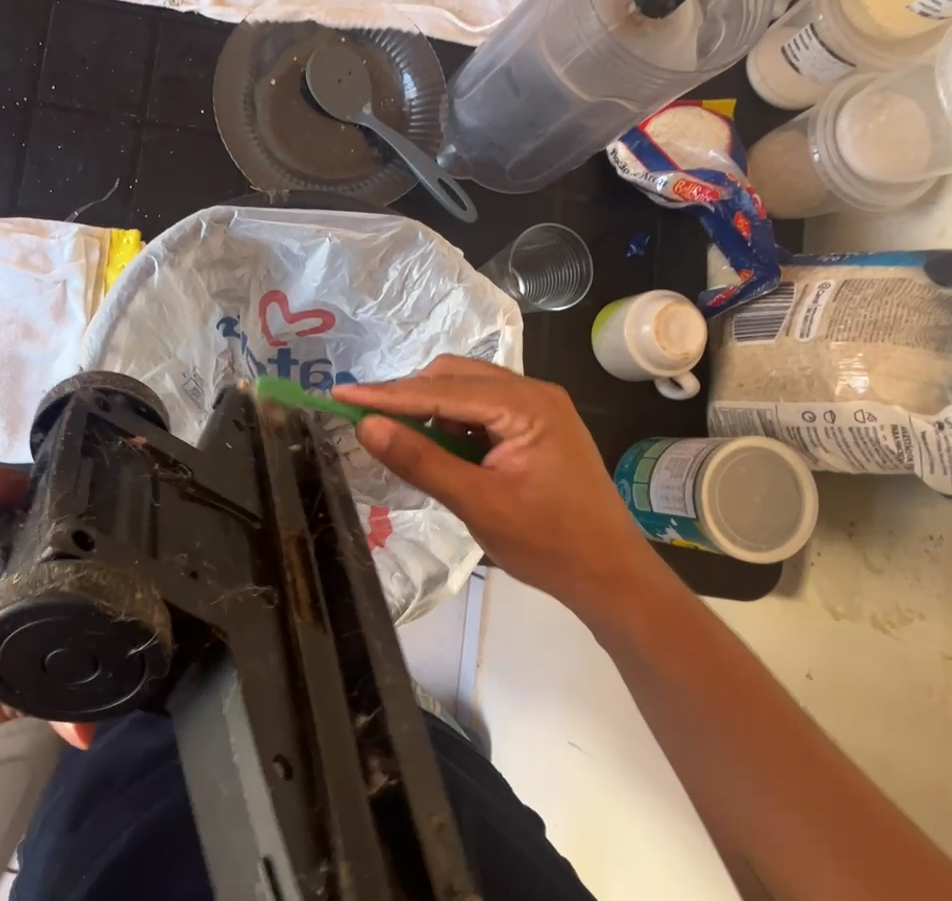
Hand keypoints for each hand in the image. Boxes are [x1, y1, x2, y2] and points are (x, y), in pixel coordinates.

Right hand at [334, 356, 656, 607]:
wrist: (610, 575)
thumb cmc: (549, 543)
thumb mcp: (477, 503)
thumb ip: (420, 460)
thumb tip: (366, 425)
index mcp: (525, 405)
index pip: (440, 390)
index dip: (386, 393)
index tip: (340, 393)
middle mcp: (532, 392)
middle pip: (453, 377)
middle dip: (405, 395)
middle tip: (361, 415)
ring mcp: (536, 408)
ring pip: (464, 390)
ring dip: (426, 407)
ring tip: (389, 431)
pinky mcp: (534, 427)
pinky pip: (479, 409)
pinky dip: (448, 421)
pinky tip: (431, 444)